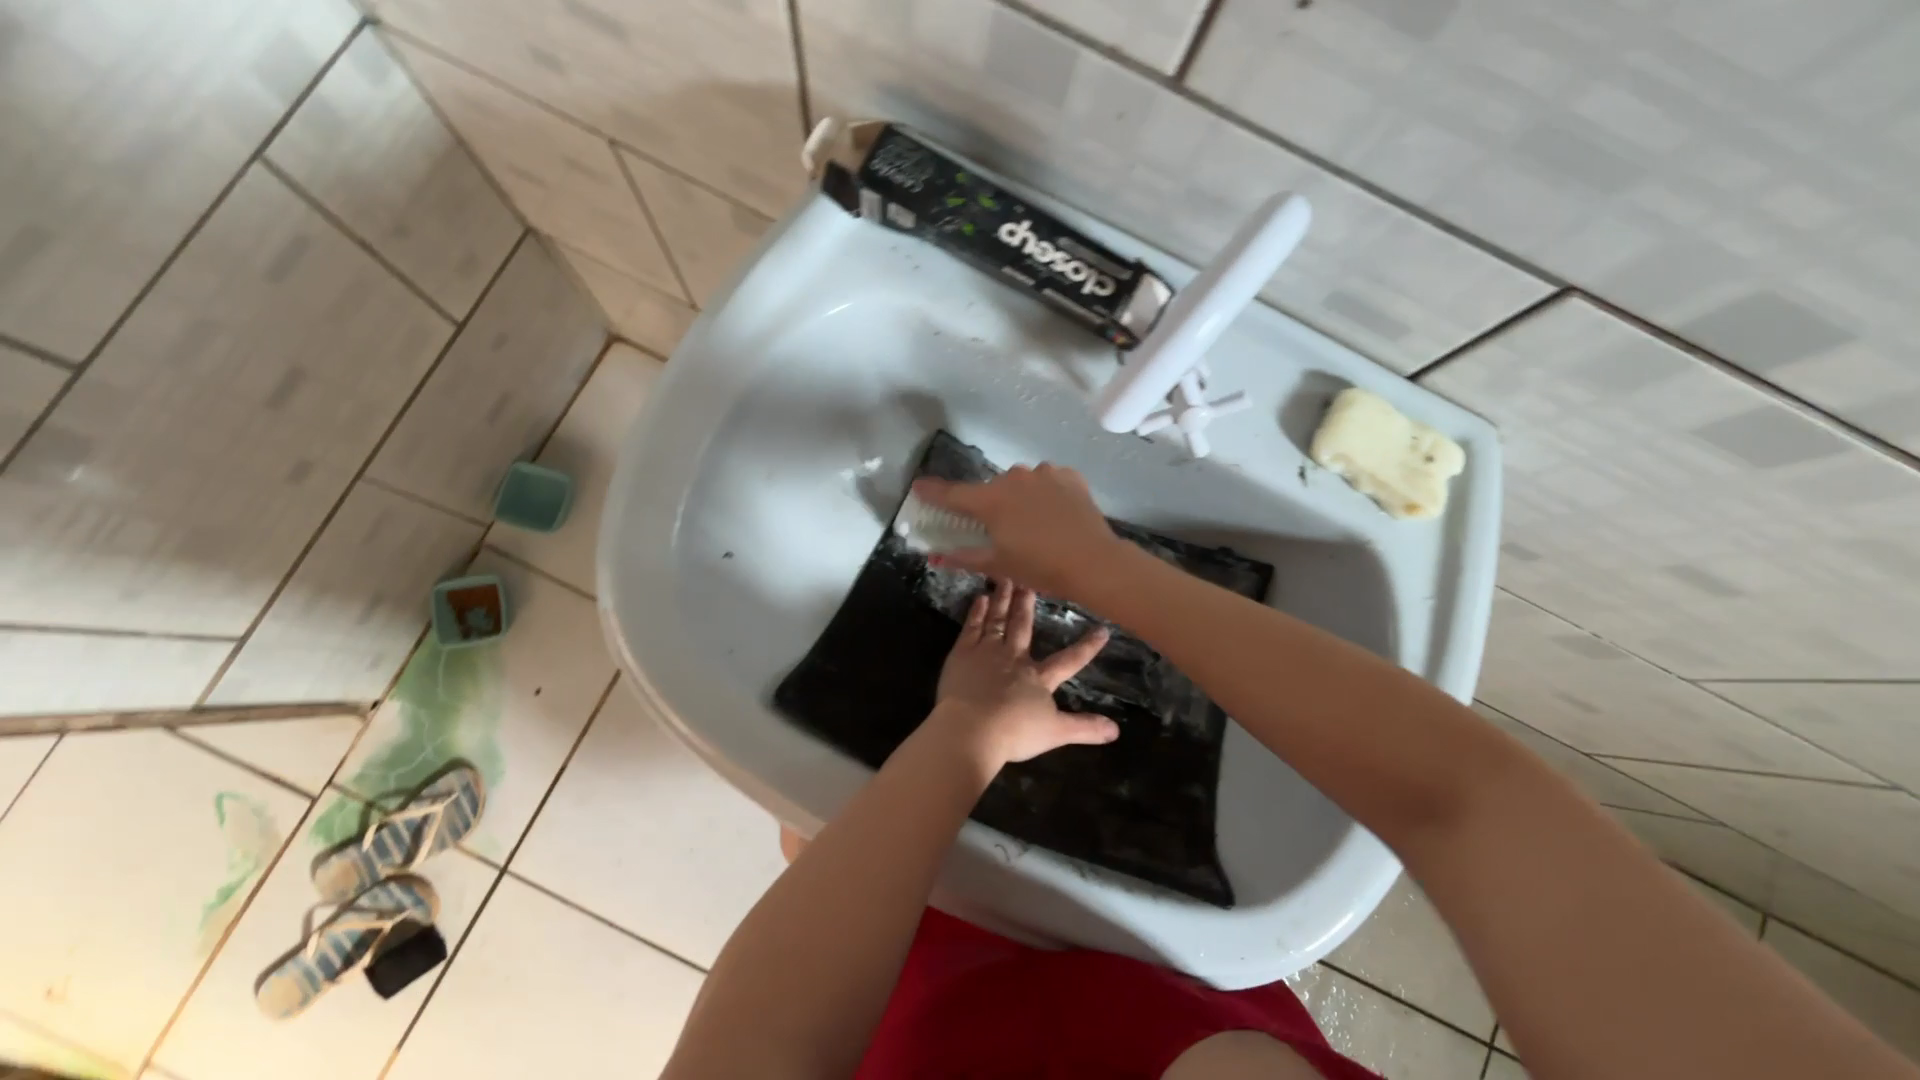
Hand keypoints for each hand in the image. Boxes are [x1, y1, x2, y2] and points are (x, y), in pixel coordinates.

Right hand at [913, 464, 1132, 598]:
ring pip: (1021, 484)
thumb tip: (935, 556)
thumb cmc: (1041, 567)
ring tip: (1033, 526)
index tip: (919, 487)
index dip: (932, 492)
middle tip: (999, 531)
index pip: (952, 493)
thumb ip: (963, 557)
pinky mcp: (1068, 475)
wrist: (1094, 562)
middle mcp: (1013, 477)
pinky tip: (1054, 516)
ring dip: (1020, 499)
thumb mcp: (999, 566)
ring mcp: (1043, 473)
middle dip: (990, 506)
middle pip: (990, 490)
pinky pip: (1047, 482)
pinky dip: (1045, 495)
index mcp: (990, 499)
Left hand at [929, 578, 1116, 770]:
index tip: (1103, 630)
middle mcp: (1015, 658)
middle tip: (1029, 583)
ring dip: (1002, 601)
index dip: (1087, 647)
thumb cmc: (1013, 733)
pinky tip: (980, 599)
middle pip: (1023, 627)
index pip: (1069, 660)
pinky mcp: (962, 654)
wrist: (971, 730)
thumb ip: (1084, 728)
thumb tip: (1116, 731)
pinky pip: (971, 628)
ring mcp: (987, 653)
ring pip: (997, 621)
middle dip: (1027, 606)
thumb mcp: (1055, 733)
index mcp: (1038, 677)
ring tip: (1005, 580)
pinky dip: (977, 612)